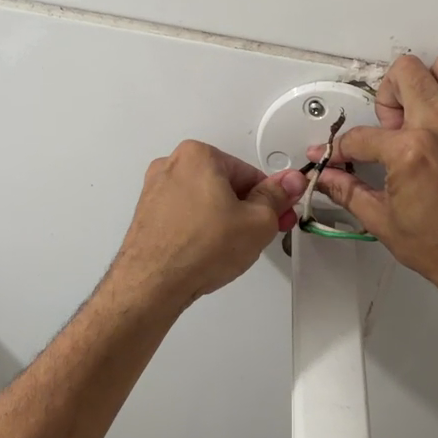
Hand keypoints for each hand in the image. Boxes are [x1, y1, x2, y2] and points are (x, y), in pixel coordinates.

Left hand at [110, 141, 307, 306]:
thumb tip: (289, 182)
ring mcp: (155, 192)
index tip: (277, 216)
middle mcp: (171, 166)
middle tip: (257, 236)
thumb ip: (277, 197)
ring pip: (204, 203)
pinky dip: (199, 231)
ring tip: (229, 249)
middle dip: (245, 210)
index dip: (269, 199)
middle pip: (224, 186)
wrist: (153, 282)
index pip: (249, 173)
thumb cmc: (199, 248)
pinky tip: (207, 253)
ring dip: (222, 221)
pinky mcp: (147, 216)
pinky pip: (184, 218)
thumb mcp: (258, 221)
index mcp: (199, 155)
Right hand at [316, 53, 437, 310]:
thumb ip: (349, 192)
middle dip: (389, 95)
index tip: (343, 154)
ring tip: (431, 108)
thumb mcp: (382, 222)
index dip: (343, 147)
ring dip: (434, 81)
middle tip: (394, 124)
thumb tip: (327, 176)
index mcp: (408, 153)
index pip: (360, 135)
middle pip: (405, 72)